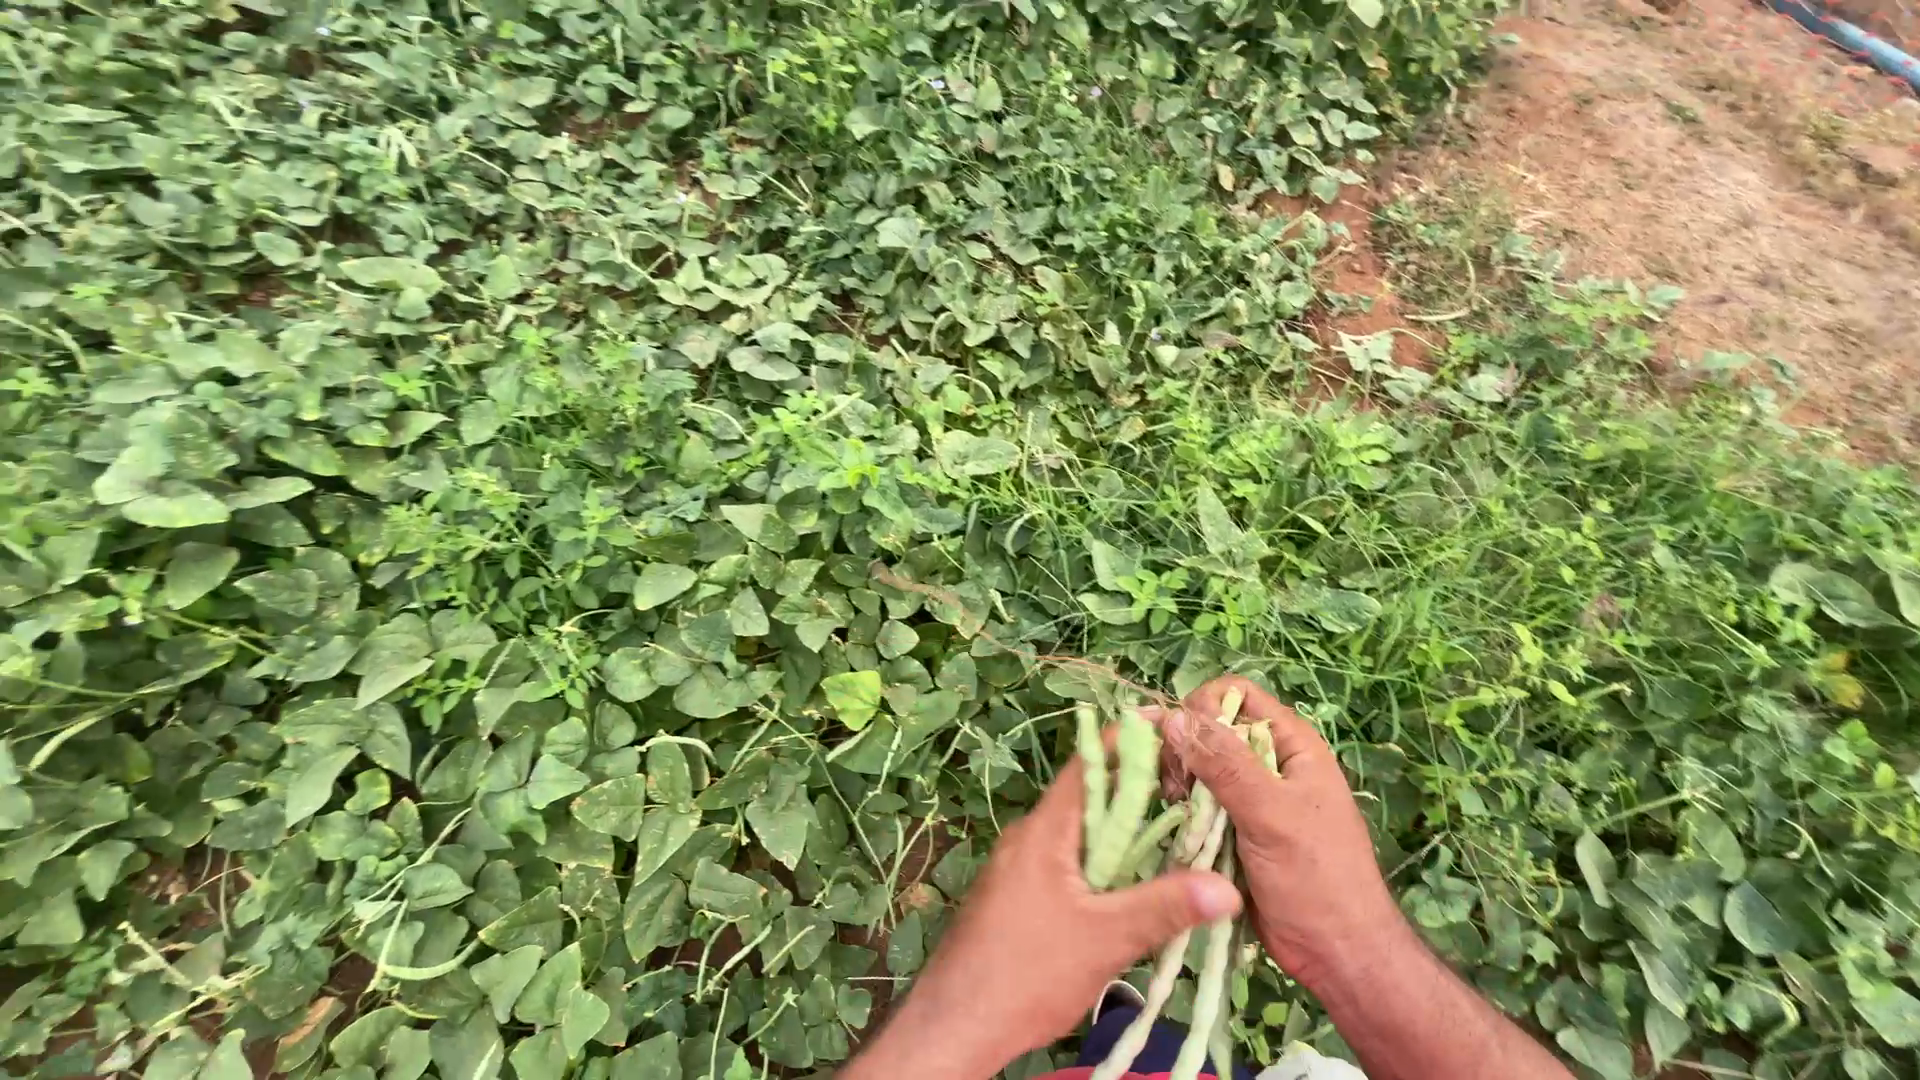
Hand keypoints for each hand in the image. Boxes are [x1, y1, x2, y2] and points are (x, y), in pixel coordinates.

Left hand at [841, 756, 1241, 1079]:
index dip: (1125, 739)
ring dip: (1123, 832)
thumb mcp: (1104, 940)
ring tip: (1176, 834)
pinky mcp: (1020, 894)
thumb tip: (1227, 888)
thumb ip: (1164, 908)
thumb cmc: (1026, 972)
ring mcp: (1021, 866)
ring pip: (1080, 834)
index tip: (1167, 724)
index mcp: (1044, 829)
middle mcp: (1030, 836)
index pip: (1087, 764)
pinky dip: (1102, 862)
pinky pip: (1068, 862)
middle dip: (1137, 790)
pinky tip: (1133, 884)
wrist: (956, 1023)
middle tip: (1190, 788)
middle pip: (1089, 797)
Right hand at [1158, 676, 1409, 993]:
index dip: (1202, 707)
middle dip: (1184, 747)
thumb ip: (1224, 764)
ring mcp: (1248, 794)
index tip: (1181, 741)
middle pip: (1209, 726)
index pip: (1234, 694)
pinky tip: (1175, 820)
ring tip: (1174, 804)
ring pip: (1197, 763)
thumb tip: (1172, 717)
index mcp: (1290, 743)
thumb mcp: (1271, 814)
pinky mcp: (1231, 824)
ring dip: (1179, 778)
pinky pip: (1196, 797)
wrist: (1335, 953)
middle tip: (1174, 783)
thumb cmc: (1316, 879)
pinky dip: (1181, 804)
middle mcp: (1268, 760)